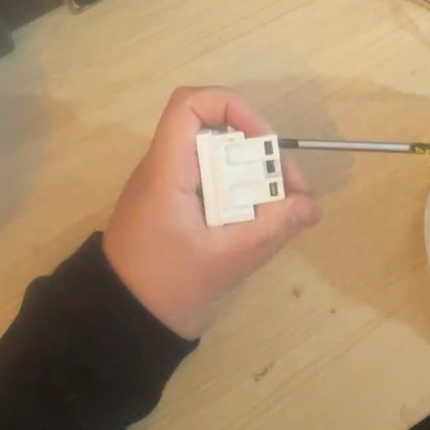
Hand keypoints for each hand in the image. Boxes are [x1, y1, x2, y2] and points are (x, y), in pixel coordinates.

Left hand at [104, 87, 319, 338]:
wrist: (119, 325)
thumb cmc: (163, 288)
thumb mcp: (223, 262)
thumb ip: (268, 230)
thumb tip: (310, 205)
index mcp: (167, 168)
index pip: (189, 104)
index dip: (231, 106)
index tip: (263, 141)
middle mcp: (167, 167)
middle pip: (217, 133)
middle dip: (261, 152)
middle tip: (293, 188)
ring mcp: (171, 188)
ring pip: (220, 161)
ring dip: (257, 176)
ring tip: (289, 208)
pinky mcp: (178, 208)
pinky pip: (216, 185)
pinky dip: (244, 195)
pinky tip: (267, 222)